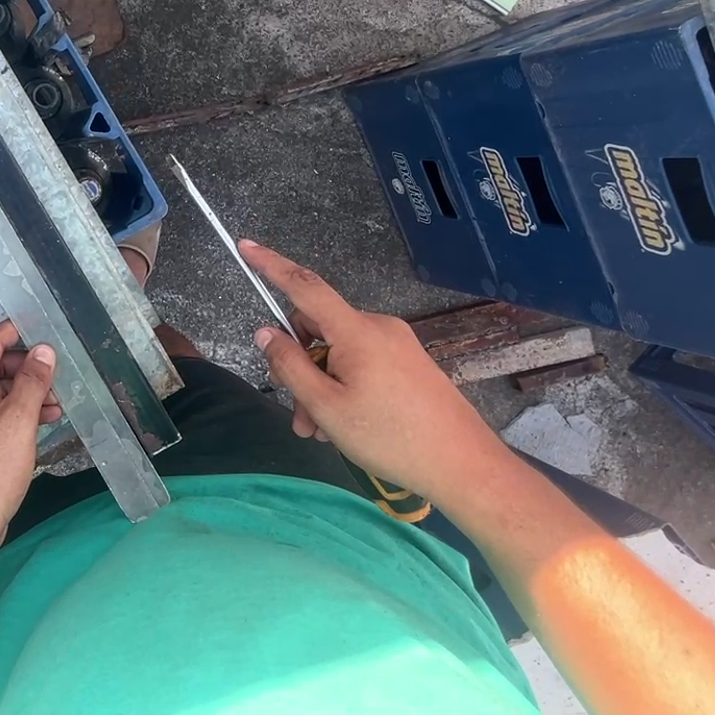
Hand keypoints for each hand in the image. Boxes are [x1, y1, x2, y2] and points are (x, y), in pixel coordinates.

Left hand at [0, 320, 59, 550]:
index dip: (17, 332)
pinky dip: (16, 413)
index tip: (44, 326)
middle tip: (60, 378)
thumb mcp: (19, 420)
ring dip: (26, 394)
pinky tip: (44, 420)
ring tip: (59, 404)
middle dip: (28, 371)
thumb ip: (33, 380)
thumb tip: (44, 349)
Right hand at [238, 240, 514, 505]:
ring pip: (337, 352)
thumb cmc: (392, 438)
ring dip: (320, 385)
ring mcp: (397, 344)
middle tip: (299, 414)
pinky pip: (360, 362)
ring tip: (320, 430)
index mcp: (356, 331)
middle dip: (298, 367)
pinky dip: (343, 386)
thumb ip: (289, 365)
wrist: (468, 470)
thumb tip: (266, 332)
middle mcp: (378, 327)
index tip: (245, 245)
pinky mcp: (409, 363)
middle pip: (316, 330)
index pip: (304, 286)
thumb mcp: (326, 407)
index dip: (271, 265)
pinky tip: (345, 424)